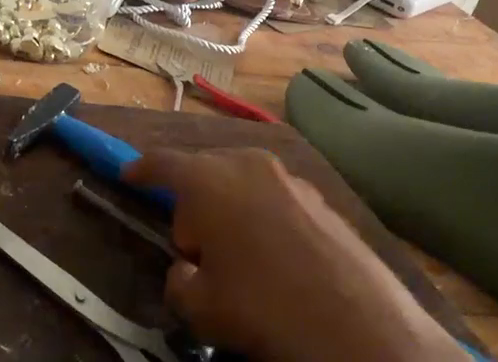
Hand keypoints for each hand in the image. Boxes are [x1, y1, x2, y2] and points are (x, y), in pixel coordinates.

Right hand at [124, 148, 471, 361]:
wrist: (370, 334)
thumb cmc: (268, 310)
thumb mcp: (201, 307)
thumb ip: (178, 279)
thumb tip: (188, 269)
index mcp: (207, 179)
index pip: (160, 162)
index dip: (139, 169)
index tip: (127, 176)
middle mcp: (246, 165)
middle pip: (202, 171)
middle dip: (192, 203)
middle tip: (197, 248)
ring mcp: (290, 179)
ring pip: (241, 184)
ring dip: (230, 209)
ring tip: (241, 257)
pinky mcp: (324, 201)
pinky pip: (275, 199)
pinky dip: (265, 219)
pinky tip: (278, 260)